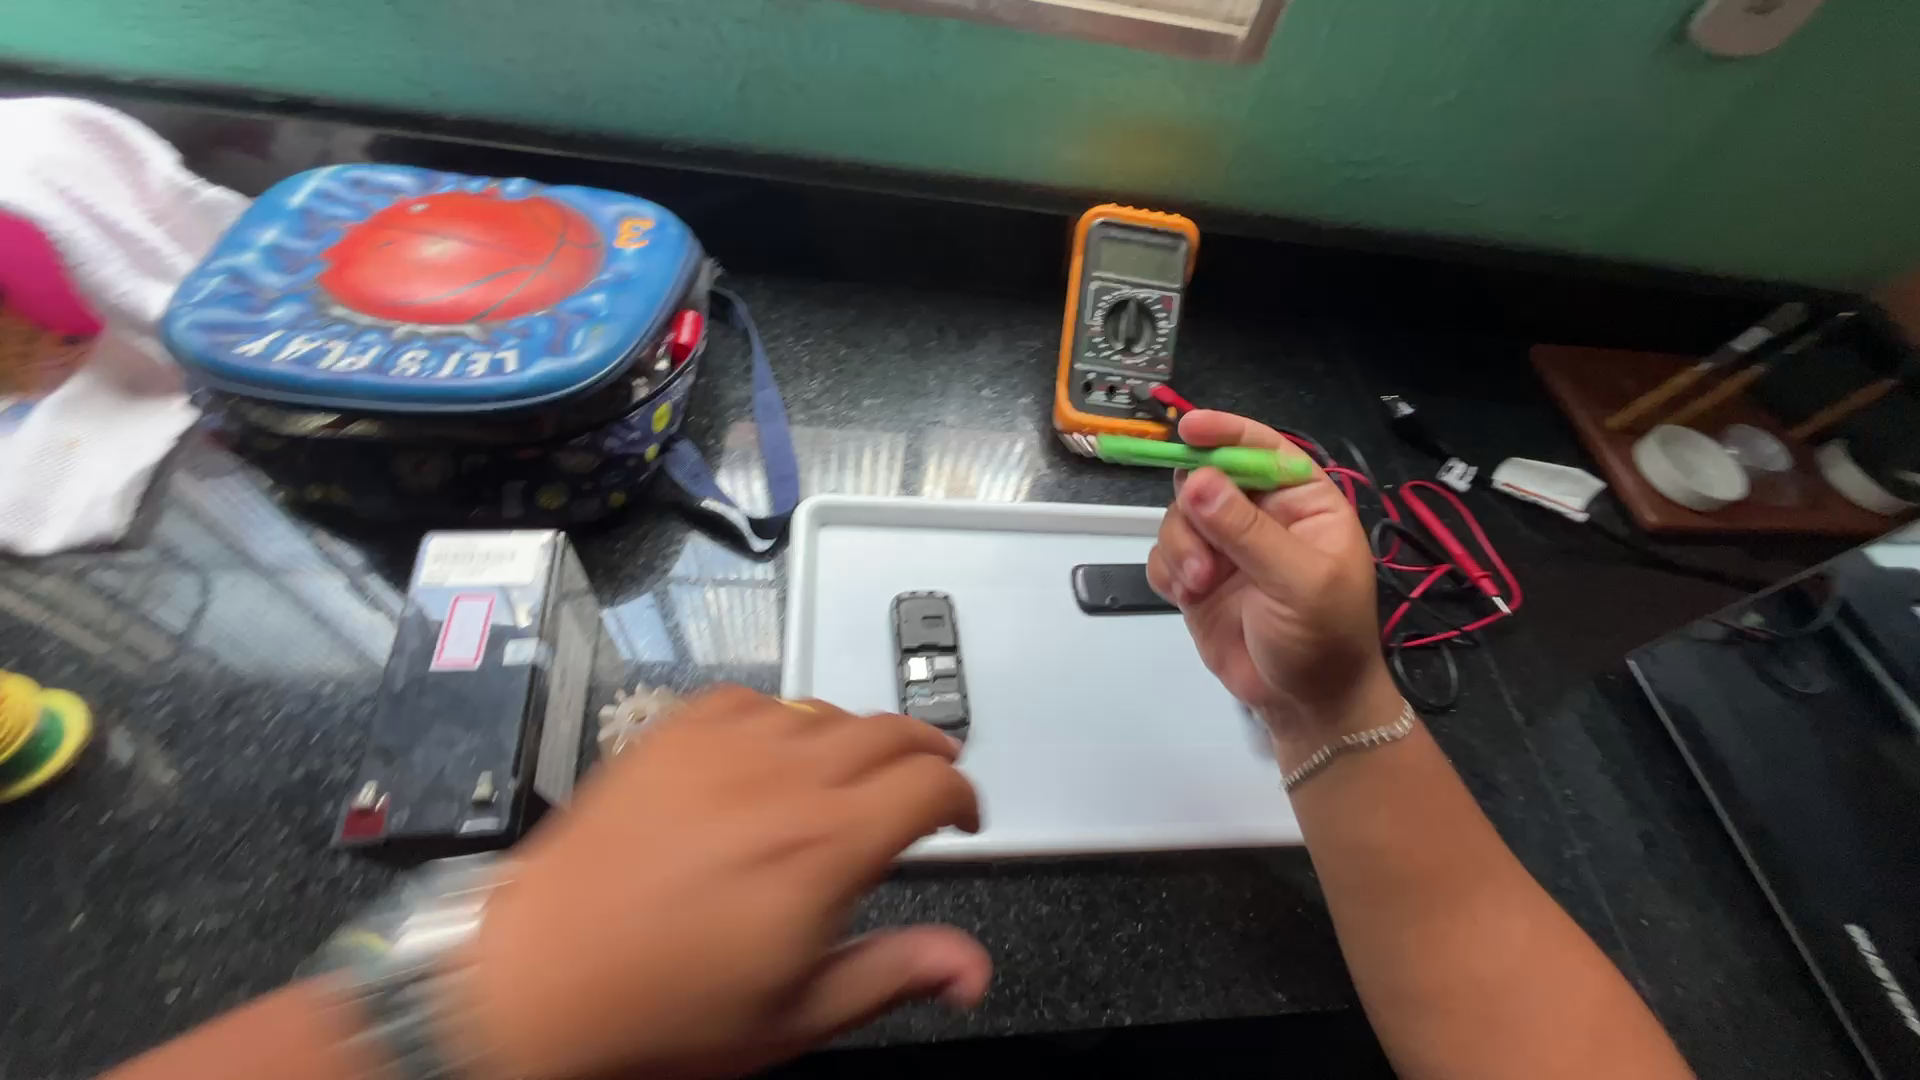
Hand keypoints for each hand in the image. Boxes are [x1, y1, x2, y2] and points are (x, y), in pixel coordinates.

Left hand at [451, 687, 987, 1079]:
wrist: (534, 978)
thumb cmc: (659, 1005)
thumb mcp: (795, 1013)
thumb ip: (895, 972)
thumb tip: (970, 967)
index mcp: (826, 842)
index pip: (932, 783)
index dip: (963, 795)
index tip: (962, 815)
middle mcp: (786, 778)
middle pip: (892, 730)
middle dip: (929, 748)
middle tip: (934, 772)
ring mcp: (731, 746)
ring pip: (829, 709)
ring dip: (861, 734)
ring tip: (861, 762)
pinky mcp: (681, 733)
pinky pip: (756, 699)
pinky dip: (784, 718)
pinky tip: (776, 746)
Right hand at [1145, 411, 1399, 761]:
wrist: (1303, 703)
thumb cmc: (1323, 637)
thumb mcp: (1296, 580)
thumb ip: (1244, 530)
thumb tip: (1195, 480)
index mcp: (1301, 504)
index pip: (1262, 452)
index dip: (1226, 435)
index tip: (1187, 429)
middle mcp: (1260, 518)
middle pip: (1207, 482)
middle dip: (1194, 512)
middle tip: (1200, 548)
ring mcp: (1225, 548)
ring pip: (1178, 520)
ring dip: (1181, 550)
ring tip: (1199, 586)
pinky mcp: (1196, 578)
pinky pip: (1163, 556)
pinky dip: (1167, 572)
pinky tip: (1186, 596)